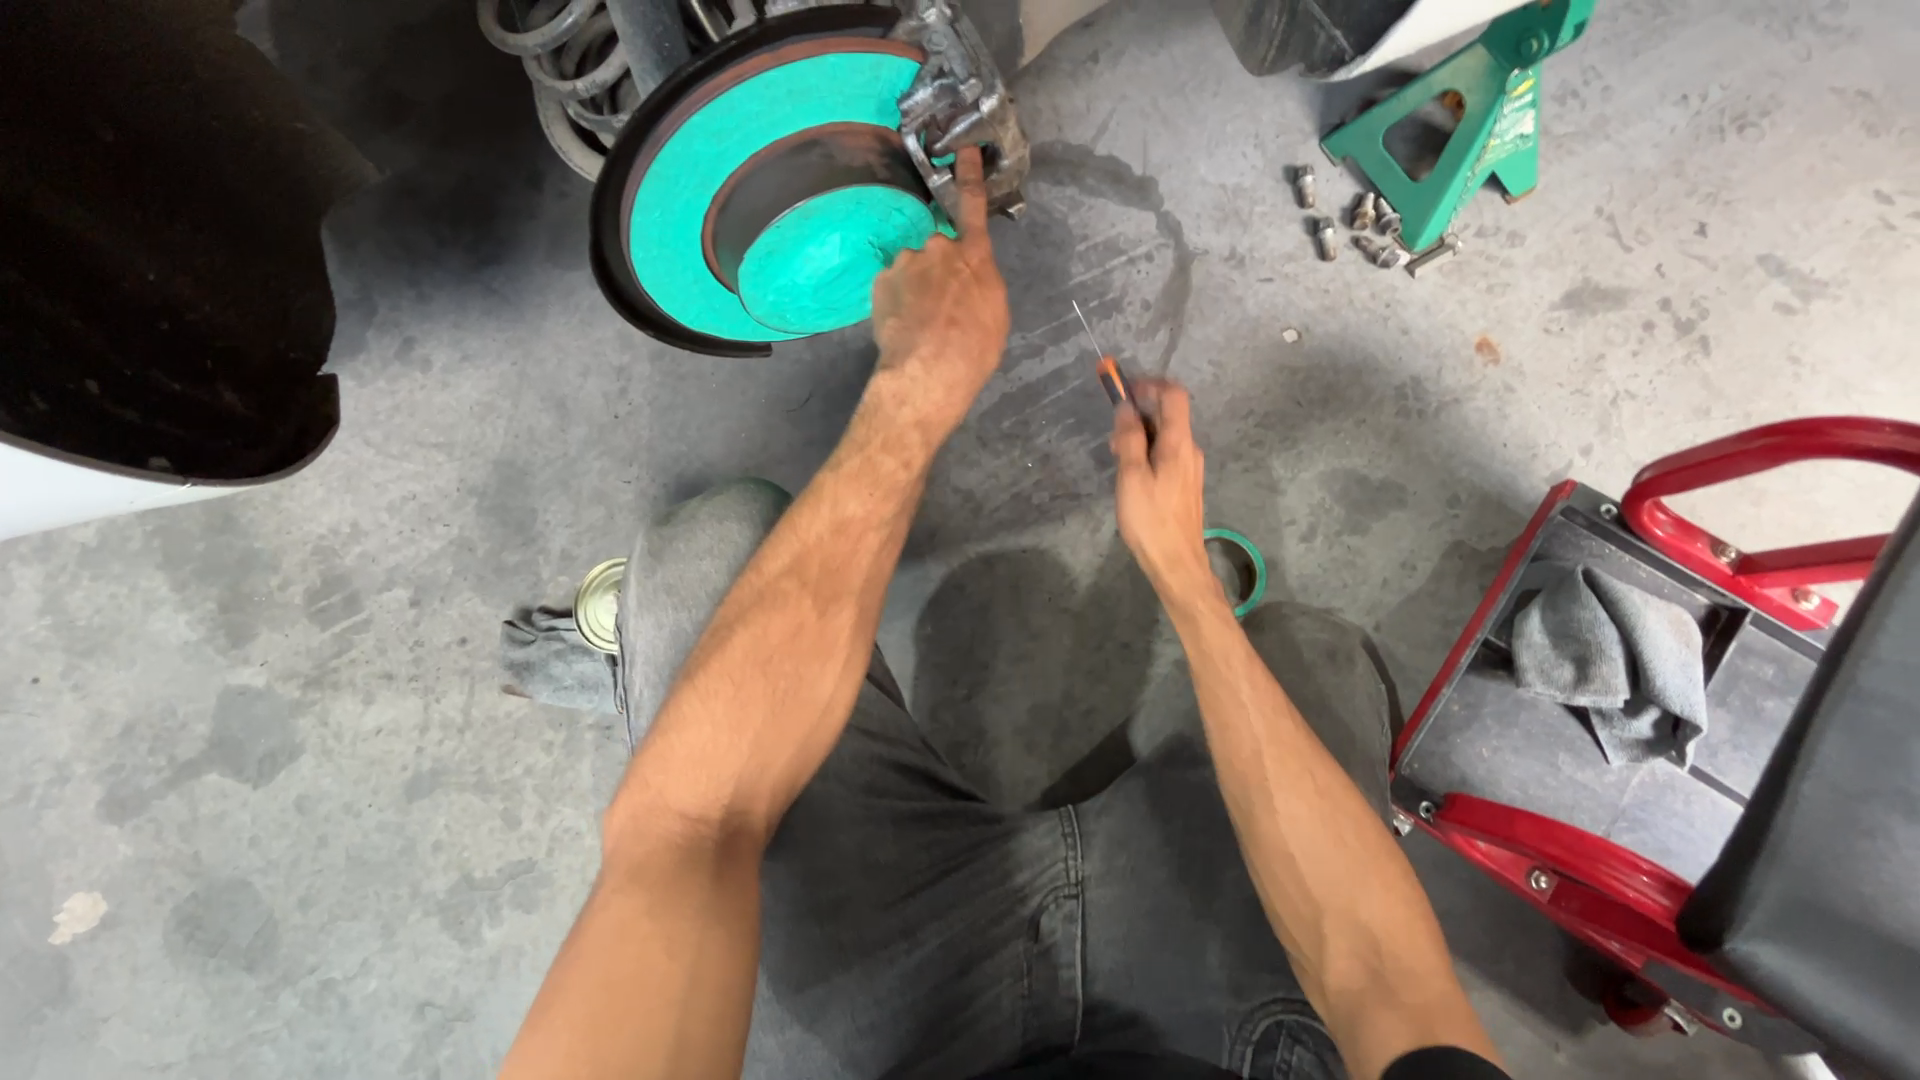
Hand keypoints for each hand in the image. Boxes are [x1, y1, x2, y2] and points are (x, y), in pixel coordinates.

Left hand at [865, 145, 1009, 446]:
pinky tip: (901, 326)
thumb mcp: (995, 314)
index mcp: (974, 256)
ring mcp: (906, 262)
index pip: (973, 206)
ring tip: (919, 324)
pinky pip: (891, 286)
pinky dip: (896, 301)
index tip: (963, 149)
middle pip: (938, 251)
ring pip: (912, 269)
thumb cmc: (974, 349)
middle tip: (940, 309)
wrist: (928, 370)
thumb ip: (981, 284)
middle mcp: (938, 248)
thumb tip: (969, 279)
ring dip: (915, 288)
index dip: (969, 175)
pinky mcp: (881, 280)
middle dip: (937, 272)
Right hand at [1112, 380, 1216, 603]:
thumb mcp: (1131, 476)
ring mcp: (1190, 467)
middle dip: (1138, 414)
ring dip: (1140, 436)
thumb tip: (1125, 407)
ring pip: (1165, 436)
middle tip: (1112, 436)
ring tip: (1117, 458)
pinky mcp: (1185, 483)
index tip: (1123, 388)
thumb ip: (1129, 438)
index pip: (1174, 395)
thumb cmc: (1150, 519)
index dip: (1149, 384)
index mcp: (1179, 443)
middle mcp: (1190, 449)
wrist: (1176, 562)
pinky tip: (1131, 475)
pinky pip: (1166, 454)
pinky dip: (1147, 452)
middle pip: (1168, 415)